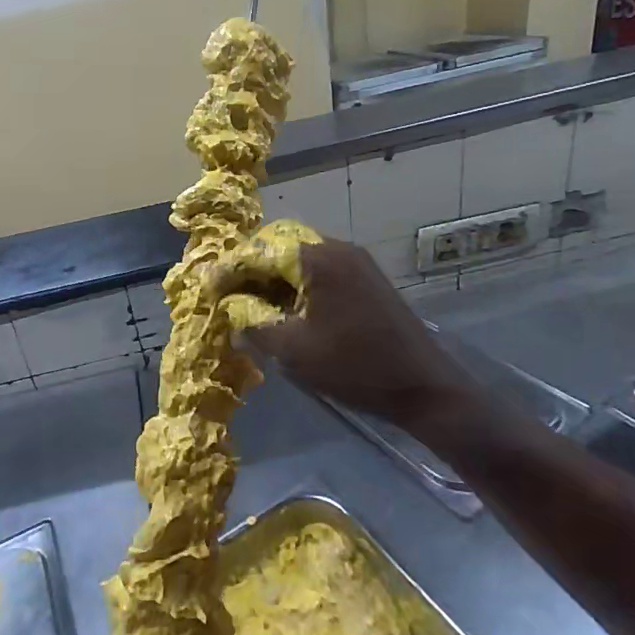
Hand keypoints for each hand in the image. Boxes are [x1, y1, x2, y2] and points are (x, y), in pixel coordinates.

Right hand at [238, 239, 470, 426]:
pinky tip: (284, 307)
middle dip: (249, 267)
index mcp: (317, 259)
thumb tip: (228, 309)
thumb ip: (252, 322)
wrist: (427, 389)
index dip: (228, 270)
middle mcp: (336, 248)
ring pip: (297, 255)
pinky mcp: (365, 277)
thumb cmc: (356, 367)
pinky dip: (294, 281)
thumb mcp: (293, 349)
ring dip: (271, 275)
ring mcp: (355, 261)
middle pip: (277, 245)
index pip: (257, 251)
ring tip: (251, 303)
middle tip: (228, 294)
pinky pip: (317, 267)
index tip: (207, 289)